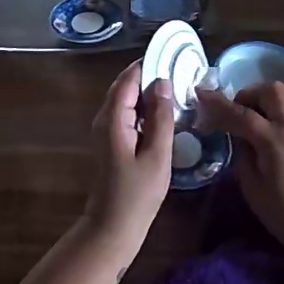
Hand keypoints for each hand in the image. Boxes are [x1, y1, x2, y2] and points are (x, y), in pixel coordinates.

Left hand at [84, 62, 174, 243]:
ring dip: (147, 93)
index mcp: (113, 119)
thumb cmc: (137, 194)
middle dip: (149, 76)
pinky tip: (163, 114)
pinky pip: (126, 115)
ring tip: (176, 89)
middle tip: (179, 72)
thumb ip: (161, 118)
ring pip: (126, 100)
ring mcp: (105, 130)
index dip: (147, 65)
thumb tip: (164, 83)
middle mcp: (104, 119)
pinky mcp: (111, 141)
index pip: (128, 79)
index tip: (172, 56)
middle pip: (125, 87)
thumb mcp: (157, 155)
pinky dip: (143, 109)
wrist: (112, 227)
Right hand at [197, 83, 283, 263]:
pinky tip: (268, 128)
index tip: (200, 94)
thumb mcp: (252, 187)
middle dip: (247, 95)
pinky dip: (277, 108)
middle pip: (270, 91)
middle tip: (234, 112)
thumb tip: (239, 136)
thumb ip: (242, 154)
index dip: (218, 103)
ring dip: (264, 98)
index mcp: (275, 141)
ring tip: (250, 117)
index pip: (241, 113)